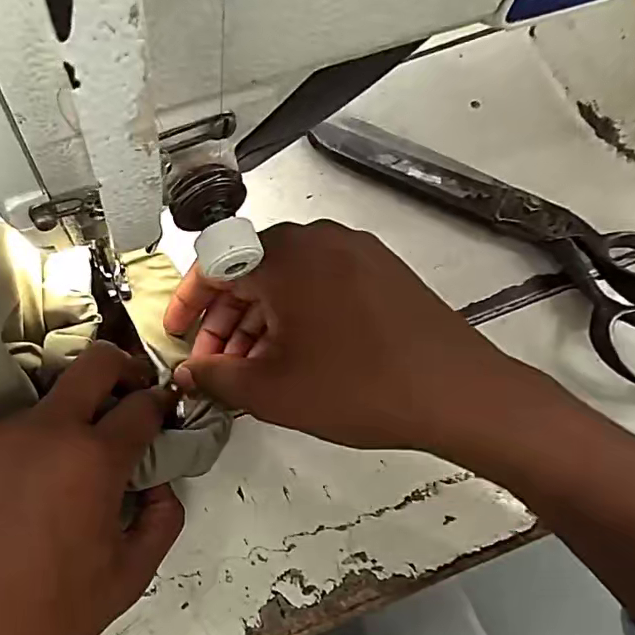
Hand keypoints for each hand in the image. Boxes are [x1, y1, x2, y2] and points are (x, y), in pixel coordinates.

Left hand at [0, 342, 185, 634]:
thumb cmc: (47, 616)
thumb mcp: (130, 575)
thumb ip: (162, 518)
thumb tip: (158, 485)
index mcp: (92, 460)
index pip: (142, 405)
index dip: (161, 404)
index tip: (163, 410)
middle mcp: (41, 432)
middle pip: (95, 364)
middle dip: (125, 368)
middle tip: (131, 392)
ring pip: (44, 406)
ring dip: (65, 425)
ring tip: (60, 479)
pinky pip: (2, 435)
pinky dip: (22, 451)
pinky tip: (16, 498)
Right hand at [163, 220, 541, 453]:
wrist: (455, 393)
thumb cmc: (369, 387)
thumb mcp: (273, 391)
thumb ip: (217, 378)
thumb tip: (191, 373)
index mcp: (285, 257)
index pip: (213, 264)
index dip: (187, 303)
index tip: (179, 331)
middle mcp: (321, 241)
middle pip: (250, 270)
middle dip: (224, 319)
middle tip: (216, 362)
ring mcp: (356, 253)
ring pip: (287, 279)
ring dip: (260, 320)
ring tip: (254, 368)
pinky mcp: (381, 272)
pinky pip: (321, 284)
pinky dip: (297, 315)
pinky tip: (296, 355)